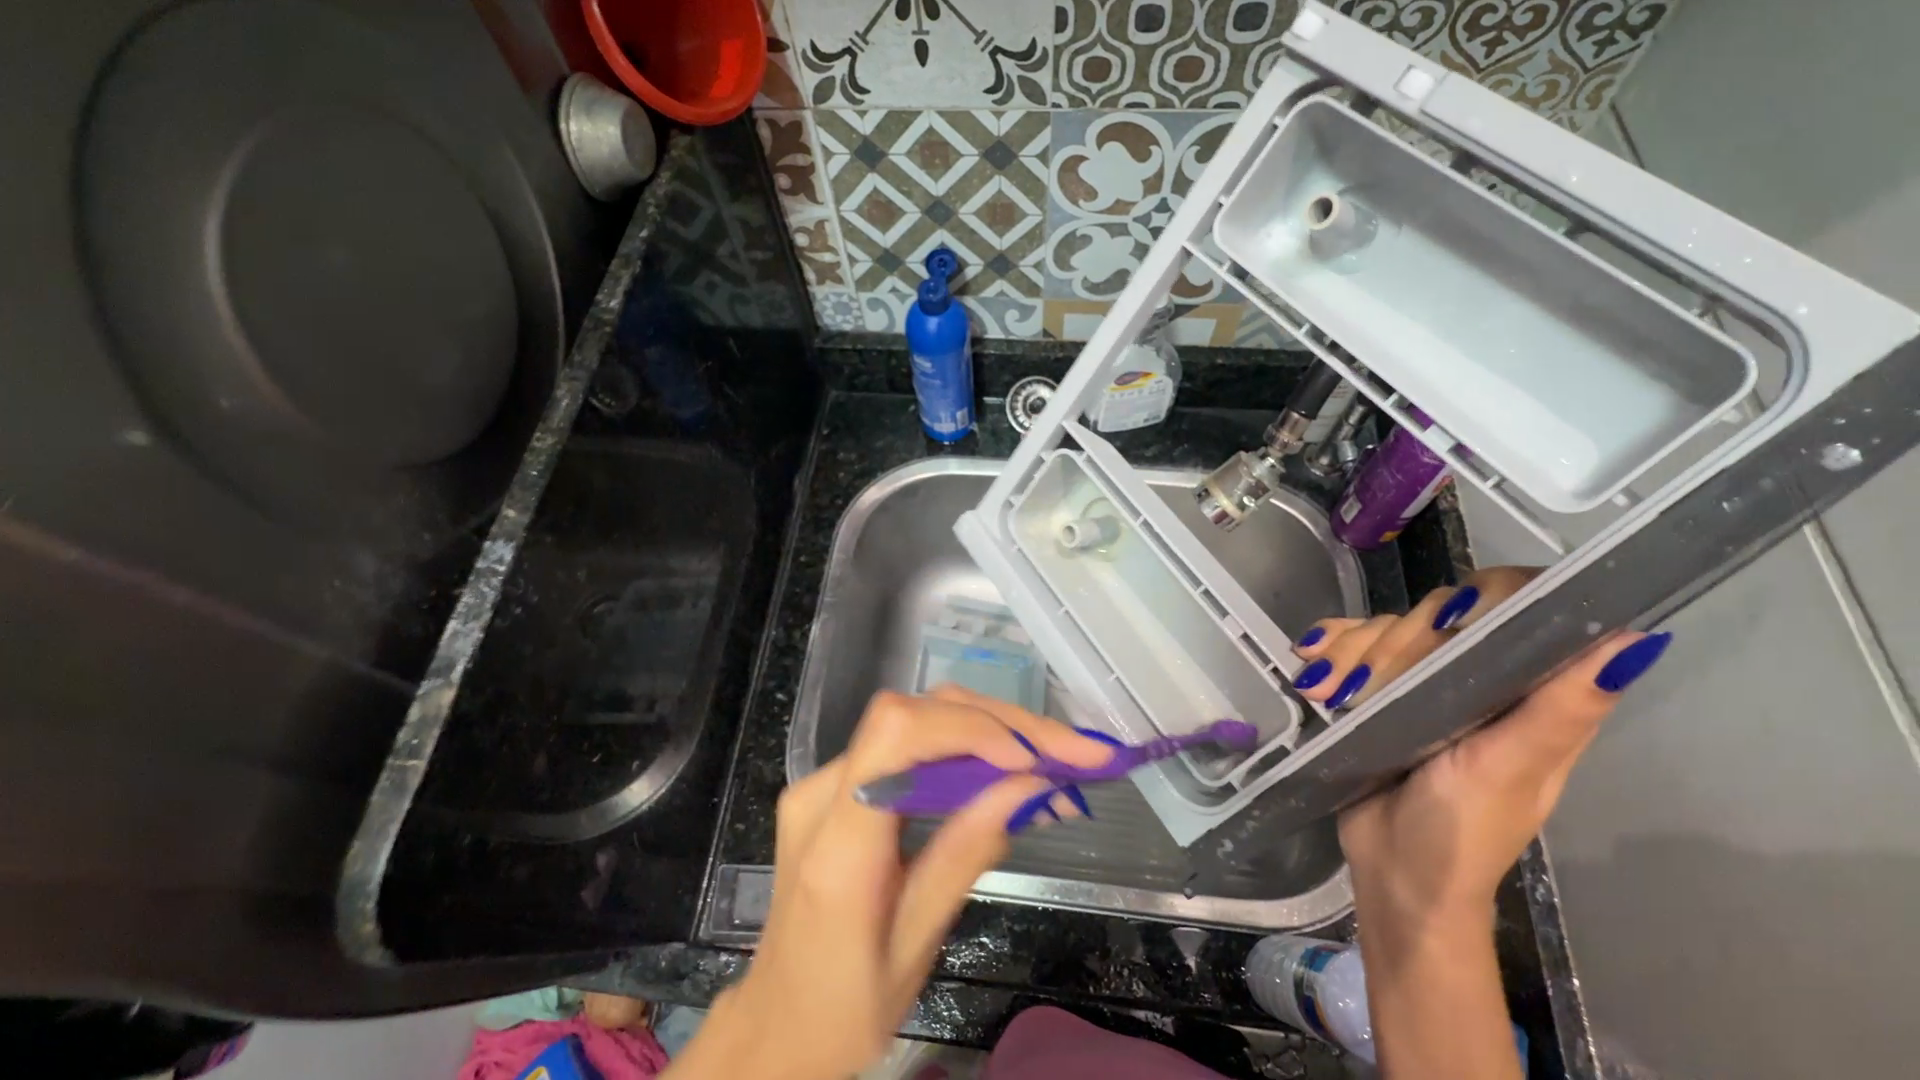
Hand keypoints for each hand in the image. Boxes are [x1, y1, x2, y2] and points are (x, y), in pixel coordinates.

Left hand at [667, 685, 1112, 1079]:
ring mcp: (824, 786)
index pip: (897, 735)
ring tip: (1060, 762)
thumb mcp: (915, 944)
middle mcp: (821, 793)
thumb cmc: (844, 1006)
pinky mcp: (837, 791)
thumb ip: (966, 854)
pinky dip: (965, 751)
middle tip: (1080, 755)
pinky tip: (1012, 774)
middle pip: (915, 715)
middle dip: (1004, 726)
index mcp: (838, 842)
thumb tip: (1030, 785)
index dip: (972, 728)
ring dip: (991, 732)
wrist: (777, 1024)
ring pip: (916, 723)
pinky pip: (906, 750)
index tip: (1036, 761)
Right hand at [1292, 566, 1672, 928]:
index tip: (1452, 624)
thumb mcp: (1511, 772)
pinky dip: (1326, 649)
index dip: (1490, 596)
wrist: (1392, 875)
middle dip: (1396, 645)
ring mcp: (1421, 680)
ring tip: (1328, 696)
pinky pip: (1346, 644)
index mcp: (1531, 690)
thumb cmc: (1462, 833)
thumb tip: (1635, 642)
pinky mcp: (1372, 689)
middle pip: (1440, 611)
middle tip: (1365, 691)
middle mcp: (1478, 673)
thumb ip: (1560, 710)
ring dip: (1350, 655)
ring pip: (1387, 627)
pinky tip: (1309, 671)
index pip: (1525, 606)